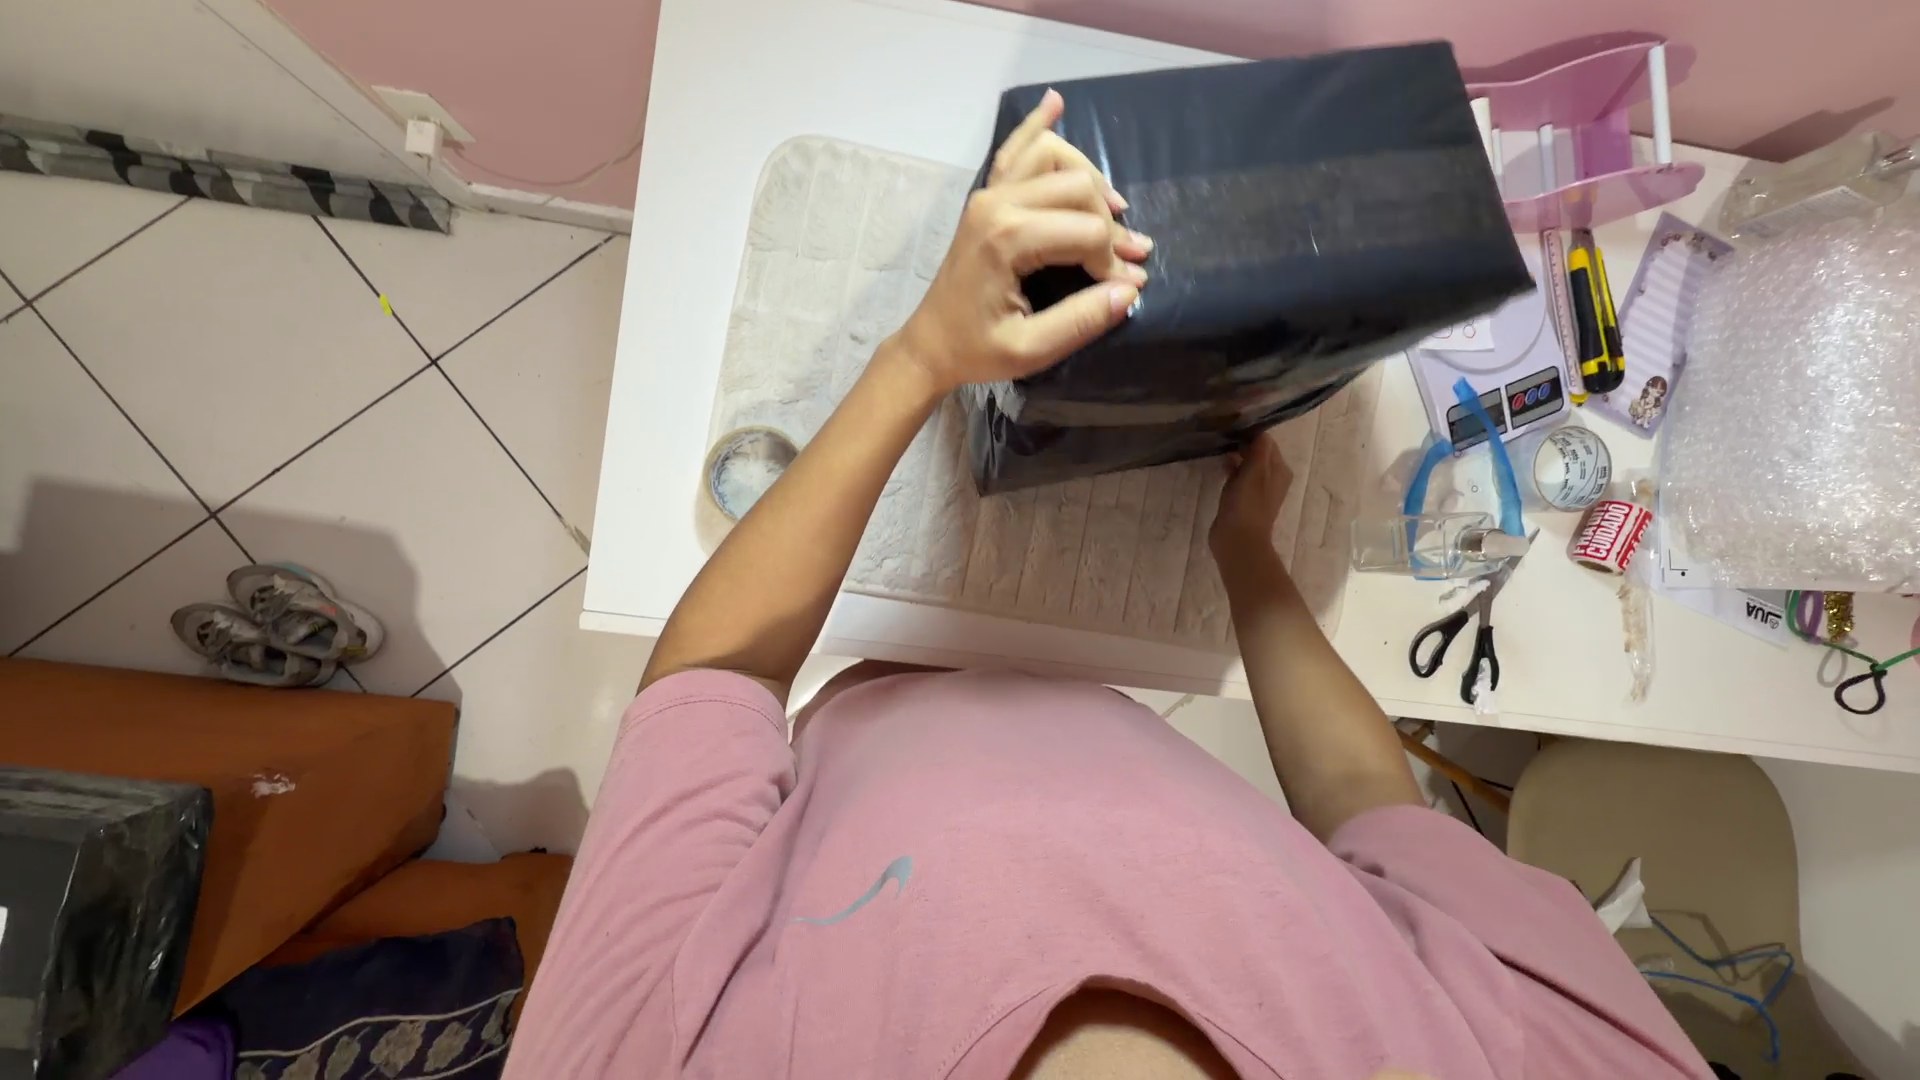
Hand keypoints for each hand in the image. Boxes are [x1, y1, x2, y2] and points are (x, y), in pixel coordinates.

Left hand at [893, 89, 1151, 392]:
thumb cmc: (976, 351)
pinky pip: (1015, 151)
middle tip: (1128, 258)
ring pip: (1054, 158)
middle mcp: (997, 204)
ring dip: (1090, 179)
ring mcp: (988, 195)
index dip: (1111, 261)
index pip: (1085, 231)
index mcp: (1006, 239)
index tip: (1121, 290)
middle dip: (1109, 224)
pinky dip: (1037, 128)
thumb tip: (1130, 291)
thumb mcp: (1030, 350)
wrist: (930, 346)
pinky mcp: (985, 198)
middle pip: (1077, 187)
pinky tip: (1055, 104)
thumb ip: (1080, 321)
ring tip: (1115, 208)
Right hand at [1210, 433, 1293, 568]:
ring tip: (1219, 443)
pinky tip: (1218, 463)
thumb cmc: (1247, 505)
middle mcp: (1272, 478)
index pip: (1267, 442)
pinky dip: (1231, 469)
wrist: (1237, 541)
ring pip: (1248, 464)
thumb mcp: (1254, 472)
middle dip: (1243, 442)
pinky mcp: (1243, 499)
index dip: (1251, 432)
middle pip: (1259, 452)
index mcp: (1280, 470)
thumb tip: (1258, 429)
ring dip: (1236, 455)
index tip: (1232, 423)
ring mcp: (1258, 490)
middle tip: (1222, 431)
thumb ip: (1258, 449)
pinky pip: (1238, 477)